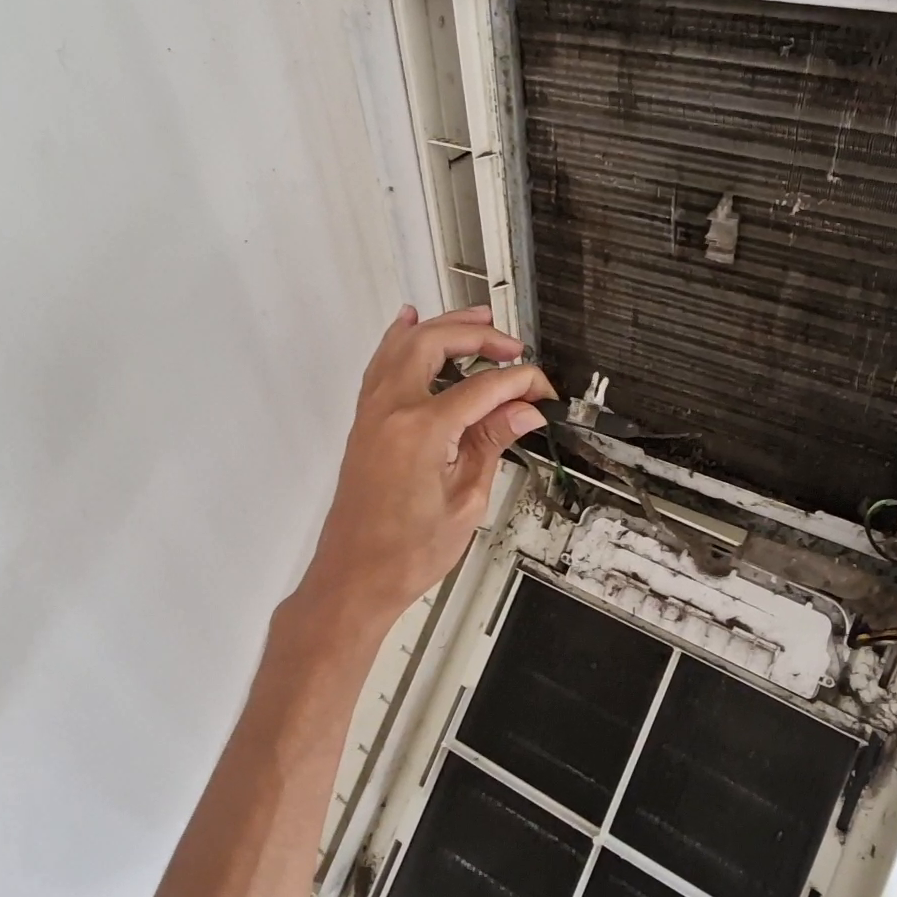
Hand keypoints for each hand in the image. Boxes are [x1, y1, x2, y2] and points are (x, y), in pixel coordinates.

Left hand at [297, 305, 555, 626]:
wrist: (355, 579)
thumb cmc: (404, 553)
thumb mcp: (467, 500)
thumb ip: (493, 443)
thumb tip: (523, 411)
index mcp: (422, 431)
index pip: (483, 386)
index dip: (519, 382)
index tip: (541, 388)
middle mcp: (391, 411)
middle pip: (436, 343)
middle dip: (479, 334)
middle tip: (512, 345)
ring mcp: (372, 414)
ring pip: (404, 345)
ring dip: (441, 326)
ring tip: (475, 317)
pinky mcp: (365, 423)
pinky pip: (382, 363)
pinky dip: (400, 340)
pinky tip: (410, 325)